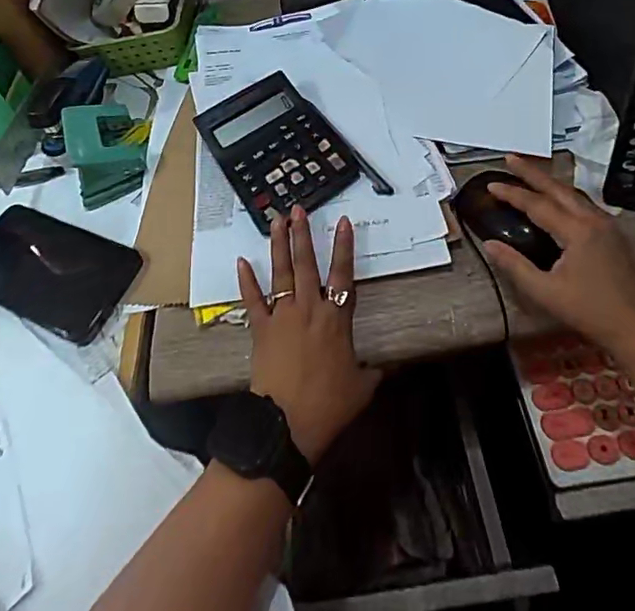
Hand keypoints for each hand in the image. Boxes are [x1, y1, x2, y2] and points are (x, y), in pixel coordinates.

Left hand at [237, 207, 380, 462]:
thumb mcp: (362, 387)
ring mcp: (282, 317)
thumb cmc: (329, 405)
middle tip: (298, 210)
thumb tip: (392, 365)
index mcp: (336, 320)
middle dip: (303, 235)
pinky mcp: (260, 329)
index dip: (345, 247)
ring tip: (275, 221)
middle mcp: (308, 309)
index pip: (343, 275)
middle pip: (307, 264)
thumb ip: (376, 370)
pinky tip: (242, 261)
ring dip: (278, 246)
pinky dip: (246, 281)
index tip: (344, 222)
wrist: (287, 423)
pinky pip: (253, 300)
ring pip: (281, 274)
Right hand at [481, 155, 634, 352]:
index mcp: (577, 231)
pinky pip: (585, 205)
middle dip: (533, 173)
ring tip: (530, 174)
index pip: (537, 204)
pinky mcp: (614, 235)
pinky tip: (557, 199)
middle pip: (558, 189)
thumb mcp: (544, 291)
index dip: (512, 193)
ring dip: (550, 182)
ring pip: (574, 194)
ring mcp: (608, 226)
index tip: (491, 184)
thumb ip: (515, 265)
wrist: (634, 327)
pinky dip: (565, 196)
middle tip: (511, 158)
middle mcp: (594, 221)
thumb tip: (489, 243)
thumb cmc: (587, 311)